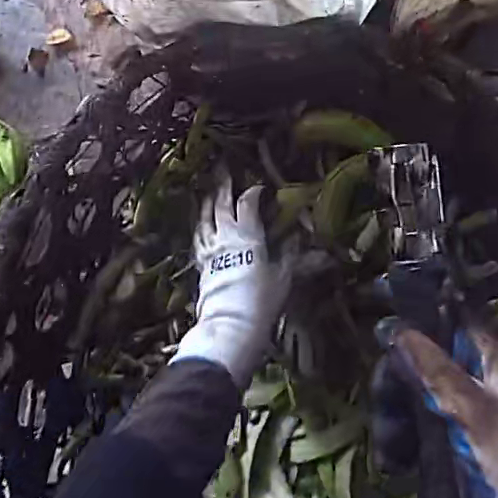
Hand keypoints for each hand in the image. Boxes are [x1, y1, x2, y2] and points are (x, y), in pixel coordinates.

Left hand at [172, 183, 289, 386]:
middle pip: (222, 204)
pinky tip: (201, 225)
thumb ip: (289, 255)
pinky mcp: (201, 263)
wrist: (230, 324)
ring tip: (210, 193)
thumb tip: (298, 238)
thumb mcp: (282, 276)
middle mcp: (225, 234)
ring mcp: (210, 248)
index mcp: (247, 233)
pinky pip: (199, 237)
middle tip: (224, 172)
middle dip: (224, 187)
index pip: (248, 203)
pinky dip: (201, 226)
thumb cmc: (261, 299)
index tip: (260, 189)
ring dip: (208, 203)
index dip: (253, 193)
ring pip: (205, 217)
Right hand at [376, 323, 497, 497]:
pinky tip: (395, 461)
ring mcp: (463, 422)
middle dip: (396, 379)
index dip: (416, 317)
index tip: (381, 315)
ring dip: (393, 415)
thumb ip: (437, 371)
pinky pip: (416, 435)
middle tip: (384, 402)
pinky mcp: (453, 455)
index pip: (447, 322)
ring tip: (391, 446)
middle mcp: (474, 386)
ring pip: (414, 399)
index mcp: (491, 364)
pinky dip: (401, 443)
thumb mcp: (480, 415)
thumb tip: (395, 327)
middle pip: (421, 362)